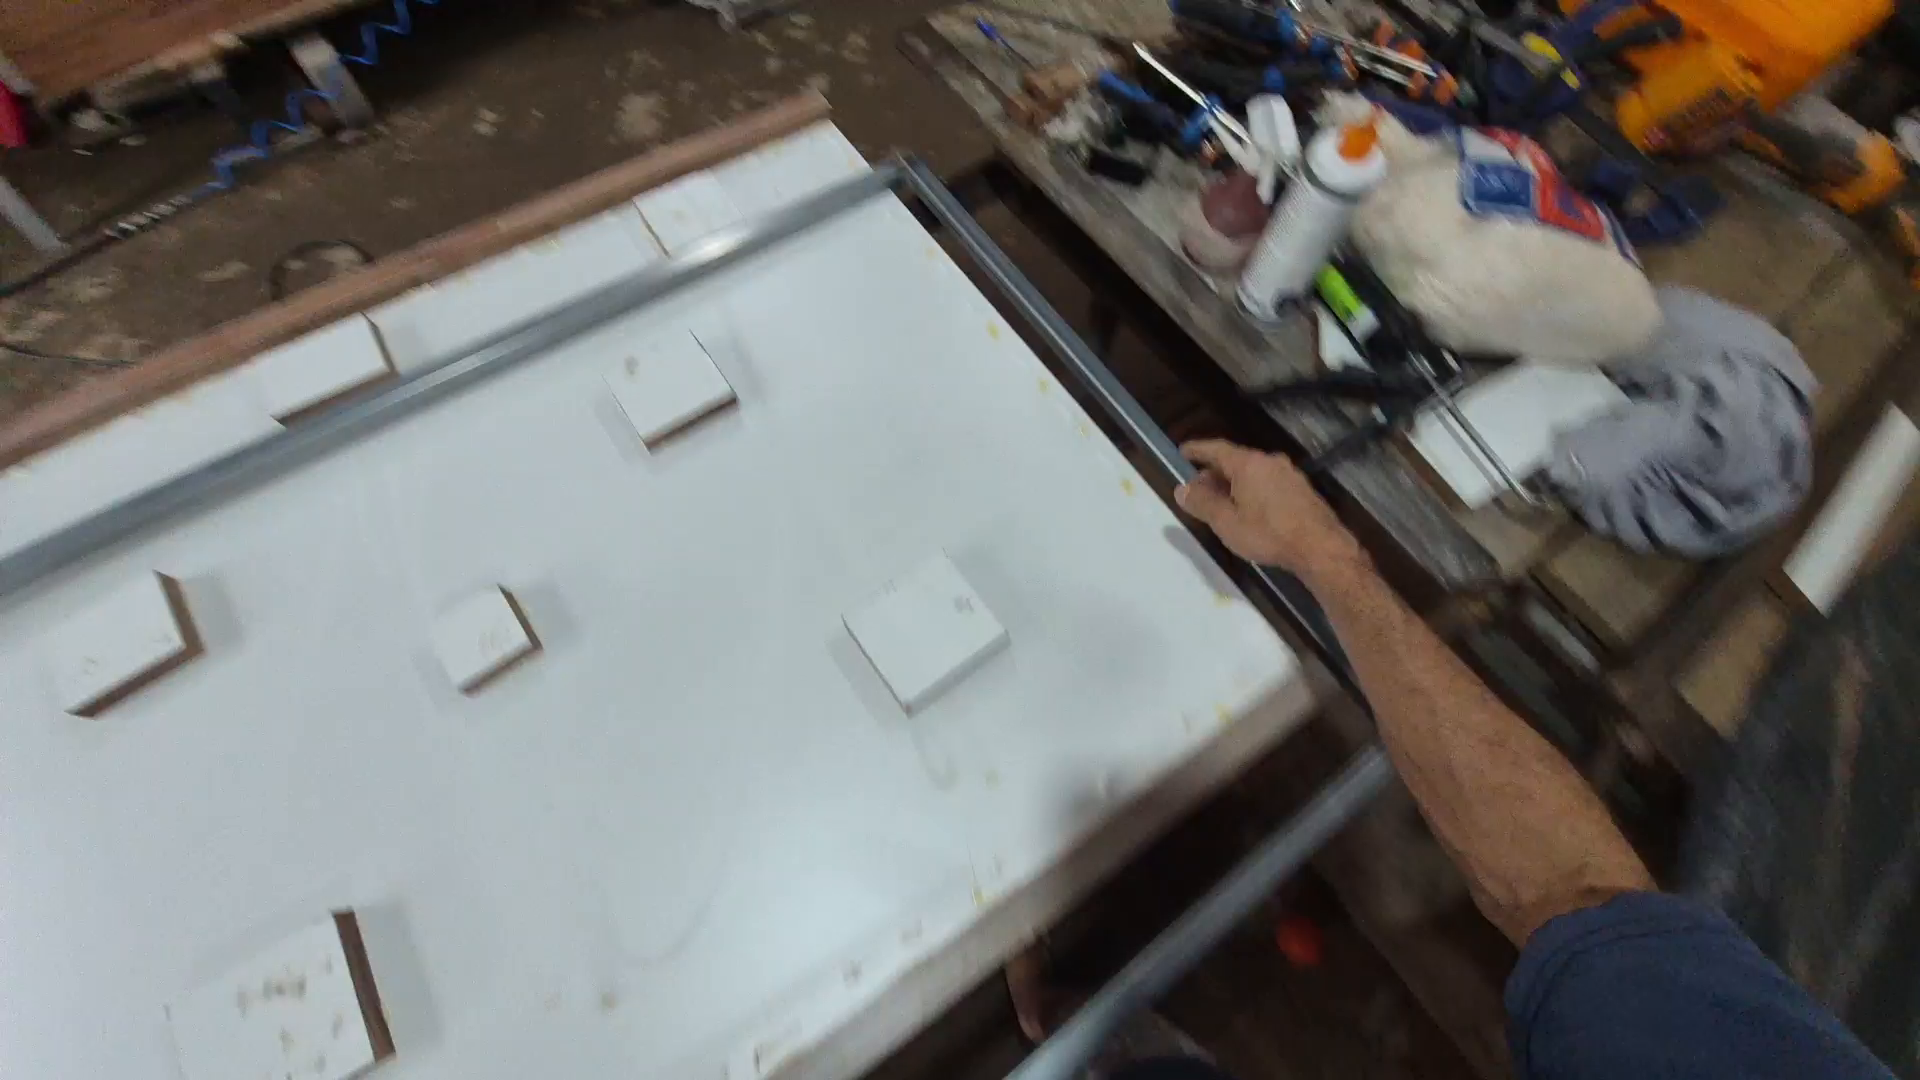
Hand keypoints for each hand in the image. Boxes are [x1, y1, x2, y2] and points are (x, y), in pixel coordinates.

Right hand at [1174, 439, 1366, 584]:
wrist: (1321, 548)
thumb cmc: (1268, 534)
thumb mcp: (1226, 522)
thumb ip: (1202, 503)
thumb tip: (1182, 489)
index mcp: (1248, 464)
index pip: (1216, 449)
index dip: (1197, 450)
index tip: (1182, 452)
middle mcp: (1270, 461)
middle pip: (1235, 460)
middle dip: (1213, 472)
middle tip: (1198, 488)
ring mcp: (1289, 474)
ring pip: (1252, 472)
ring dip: (1233, 482)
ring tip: (1221, 501)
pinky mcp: (1302, 490)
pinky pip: (1267, 482)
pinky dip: (1251, 489)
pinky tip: (1248, 508)